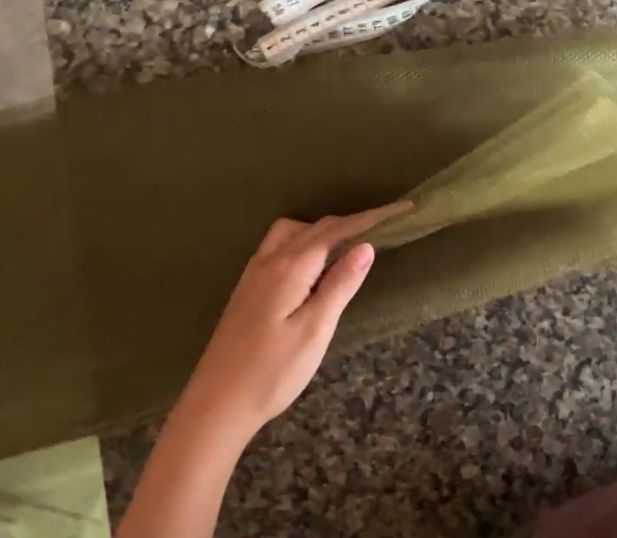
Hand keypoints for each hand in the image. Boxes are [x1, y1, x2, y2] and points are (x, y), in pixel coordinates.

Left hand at [174, 202, 411, 445]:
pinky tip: (313, 267)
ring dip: (323, 230)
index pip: (337, 231)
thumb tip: (366, 246)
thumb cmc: (271, 373)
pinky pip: (279, 247)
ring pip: (292, 232)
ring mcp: (253, 275)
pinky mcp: (247, 290)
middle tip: (384, 227)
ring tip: (348, 247)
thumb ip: (340, 285)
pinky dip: (304, 242)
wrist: (214, 408)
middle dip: (351, 222)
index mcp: (290, 268)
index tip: (402, 208)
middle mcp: (269, 261)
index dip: (370, 218)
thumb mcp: (315, 331)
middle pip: (316, 227)